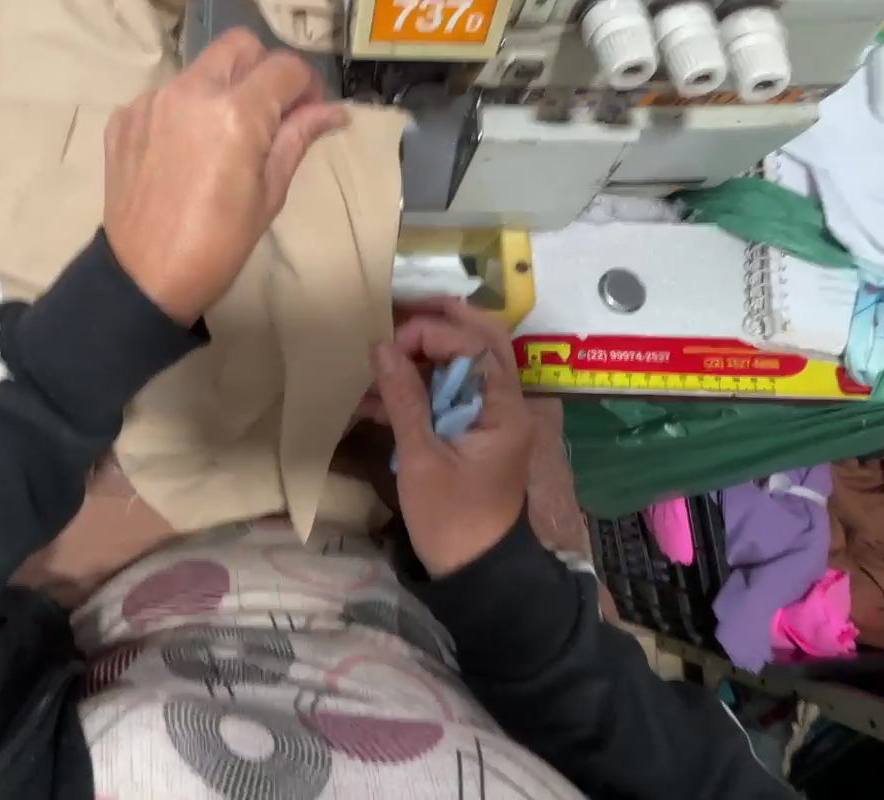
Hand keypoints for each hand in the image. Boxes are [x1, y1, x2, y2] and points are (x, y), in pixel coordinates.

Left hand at [104, 29, 348, 324]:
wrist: (146, 278)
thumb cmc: (219, 243)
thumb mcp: (270, 194)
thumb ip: (297, 138)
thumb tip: (333, 111)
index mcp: (236, 112)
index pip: (285, 67)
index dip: (306, 85)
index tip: (308, 111)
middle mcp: (190, 91)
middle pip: (238, 45)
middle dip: (262, 68)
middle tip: (269, 112)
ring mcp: (151, 102)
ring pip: (199, 70)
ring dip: (221, 89)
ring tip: (221, 140)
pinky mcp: (123, 119)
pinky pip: (164, 97)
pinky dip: (183, 113)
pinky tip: (183, 154)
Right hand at [369, 297, 533, 578]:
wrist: (476, 573)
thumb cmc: (451, 519)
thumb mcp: (420, 458)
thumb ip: (403, 398)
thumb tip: (381, 347)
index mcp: (503, 409)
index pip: (473, 344)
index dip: (431, 332)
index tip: (390, 345)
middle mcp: (505, 403)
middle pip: (480, 341)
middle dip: (440, 321)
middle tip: (399, 311)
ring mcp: (491, 416)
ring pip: (464, 362)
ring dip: (426, 352)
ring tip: (382, 353)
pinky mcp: (474, 430)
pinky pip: (450, 391)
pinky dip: (419, 384)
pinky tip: (379, 394)